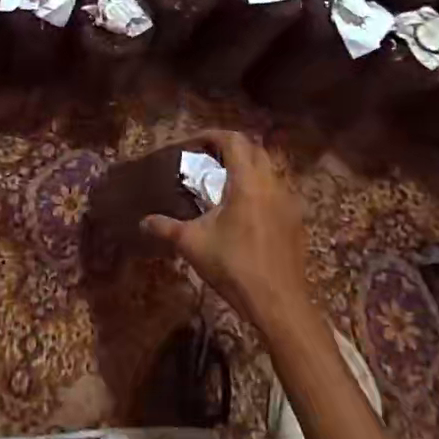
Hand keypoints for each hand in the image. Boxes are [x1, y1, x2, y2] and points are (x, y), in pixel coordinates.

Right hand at [141, 130, 310, 323]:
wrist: (279, 303)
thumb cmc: (235, 267)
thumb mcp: (194, 245)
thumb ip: (166, 228)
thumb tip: (143, 222)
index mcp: (248, 181)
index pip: (234, 140)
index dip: (213, 135)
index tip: (194, 143)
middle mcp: (272, 183)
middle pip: (254, 149)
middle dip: (231, 148)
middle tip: (208, 160)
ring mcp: (289, 200)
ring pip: (269, 169)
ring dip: (248, 167)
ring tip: (225, 183)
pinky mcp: (296, 219)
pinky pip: (278, 190)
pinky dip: (261, 187)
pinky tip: (246, 210)